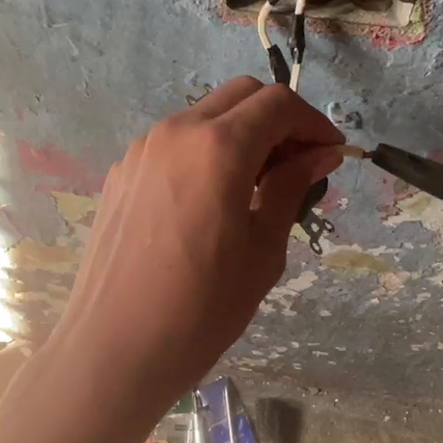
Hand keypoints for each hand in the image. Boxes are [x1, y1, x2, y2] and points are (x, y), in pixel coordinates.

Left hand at [48, 76, 345, 402]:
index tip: (331, 154)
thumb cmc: (200, 310)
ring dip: (241, 131)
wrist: (111, 349)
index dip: (313, 122)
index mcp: (217, 147)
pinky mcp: (122, 170)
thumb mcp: (262, 251)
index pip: (278, 103)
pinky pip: (175, 141)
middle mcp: (176, 130)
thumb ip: (290, 188)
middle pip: (241, 94)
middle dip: (279, 118)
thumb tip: (320, 153)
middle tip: (300, 165)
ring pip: (205, 113)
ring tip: (258, 185)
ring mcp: (143, 148)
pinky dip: (205, 149)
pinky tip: (212, 198)